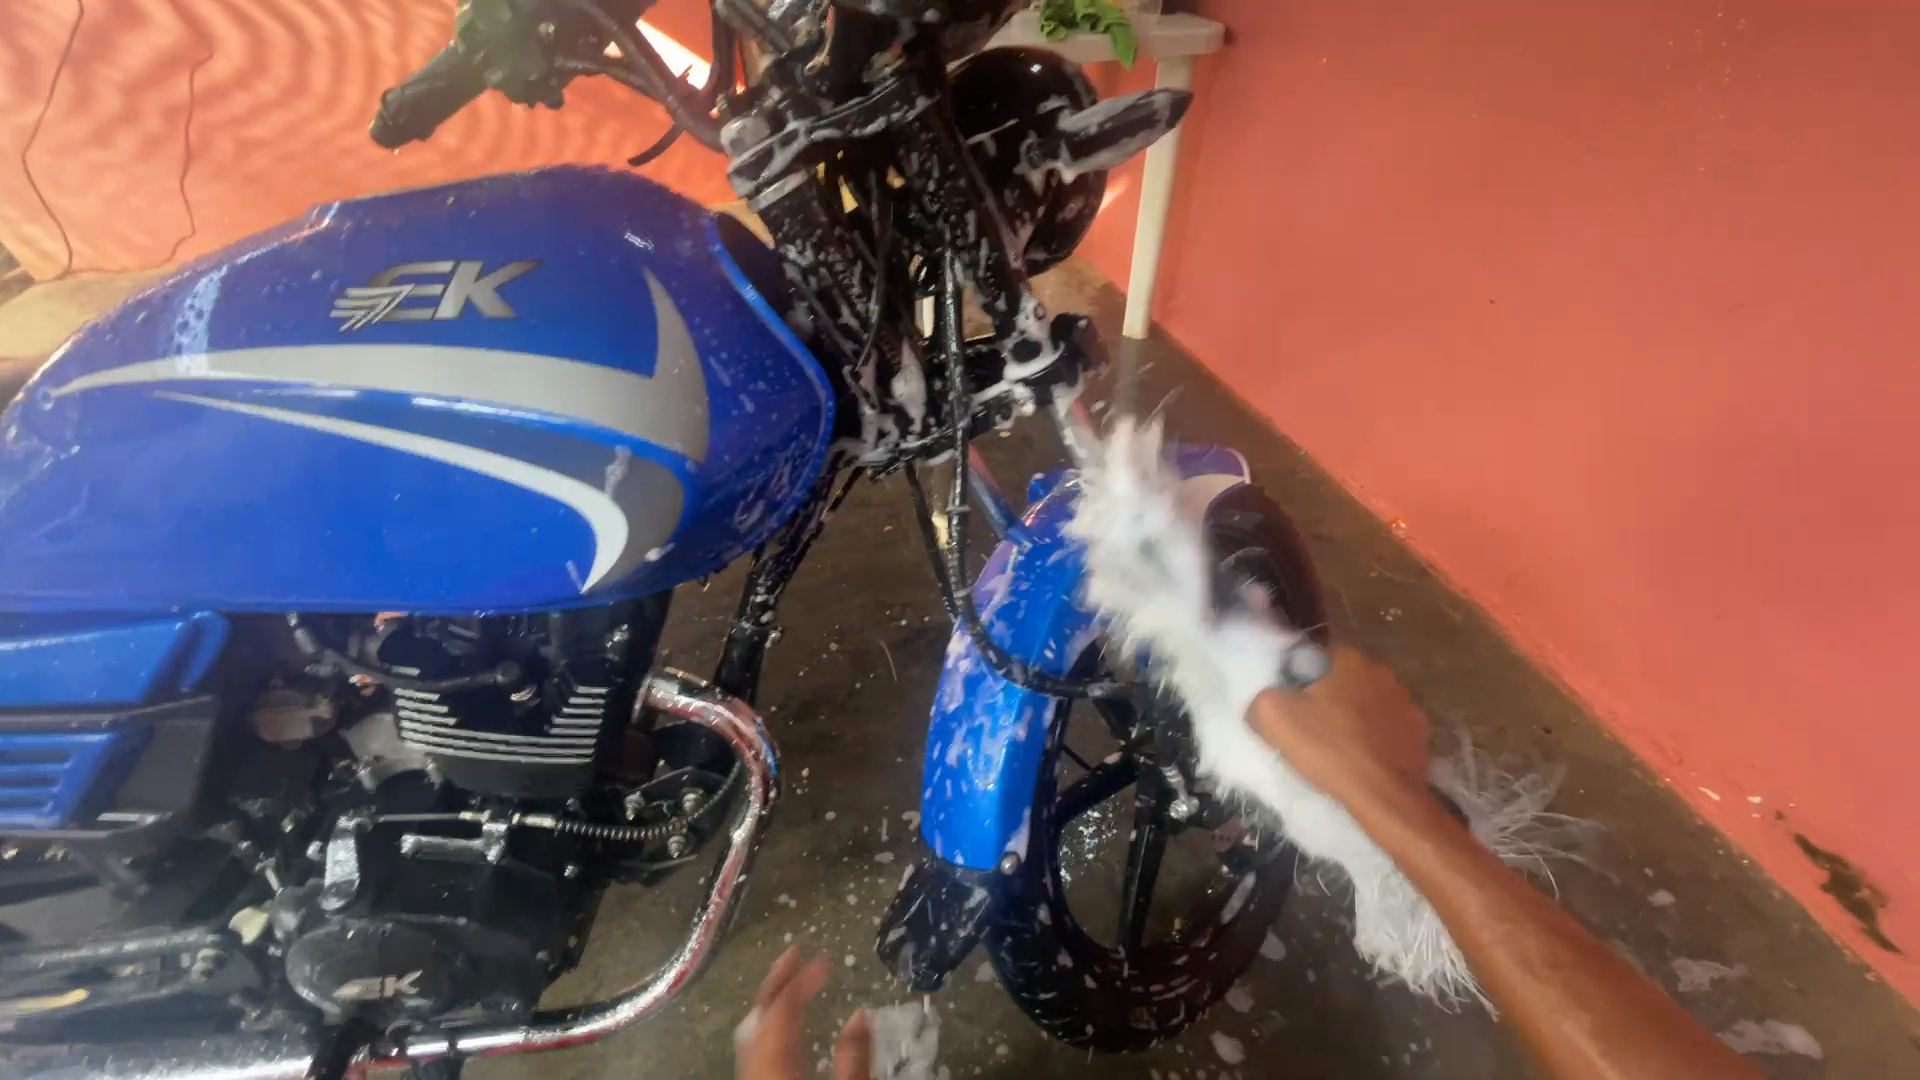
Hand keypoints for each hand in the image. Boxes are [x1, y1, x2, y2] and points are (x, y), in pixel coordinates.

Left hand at [735, 948, 871, 1079]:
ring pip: (753, 1029)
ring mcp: (751, 1076)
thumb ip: (854, 1058)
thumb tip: (861, 1014)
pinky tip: (783, 1019)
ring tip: (788, 975)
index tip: (824, 959)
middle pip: (761, 1015)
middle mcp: (756, 1068)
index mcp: (775, 1066)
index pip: (783, 1010)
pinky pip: (754, 1045)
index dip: (802, 979)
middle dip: (778, 980)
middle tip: (795, 951)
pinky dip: (768, 1020)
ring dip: (771, 997)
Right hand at [1246, 646, 1432, 811]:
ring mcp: (1408, 706)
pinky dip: (1375, 740)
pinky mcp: (1420, 737)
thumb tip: (1266, 700)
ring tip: (1336, 745)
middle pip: (1346, 679)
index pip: (1320, 655)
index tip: (1291, 698)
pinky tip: (1361, 759)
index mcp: (1352, 662)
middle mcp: (1385, 676)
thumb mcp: (1272, 716)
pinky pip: (1388, 731)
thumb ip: (1261, 697)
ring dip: (1354, 717)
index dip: (1301, 674)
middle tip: (1310, 722)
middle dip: (1330, 695)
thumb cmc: (1328, 748)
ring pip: (1369, 704)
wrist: (1383, 796)